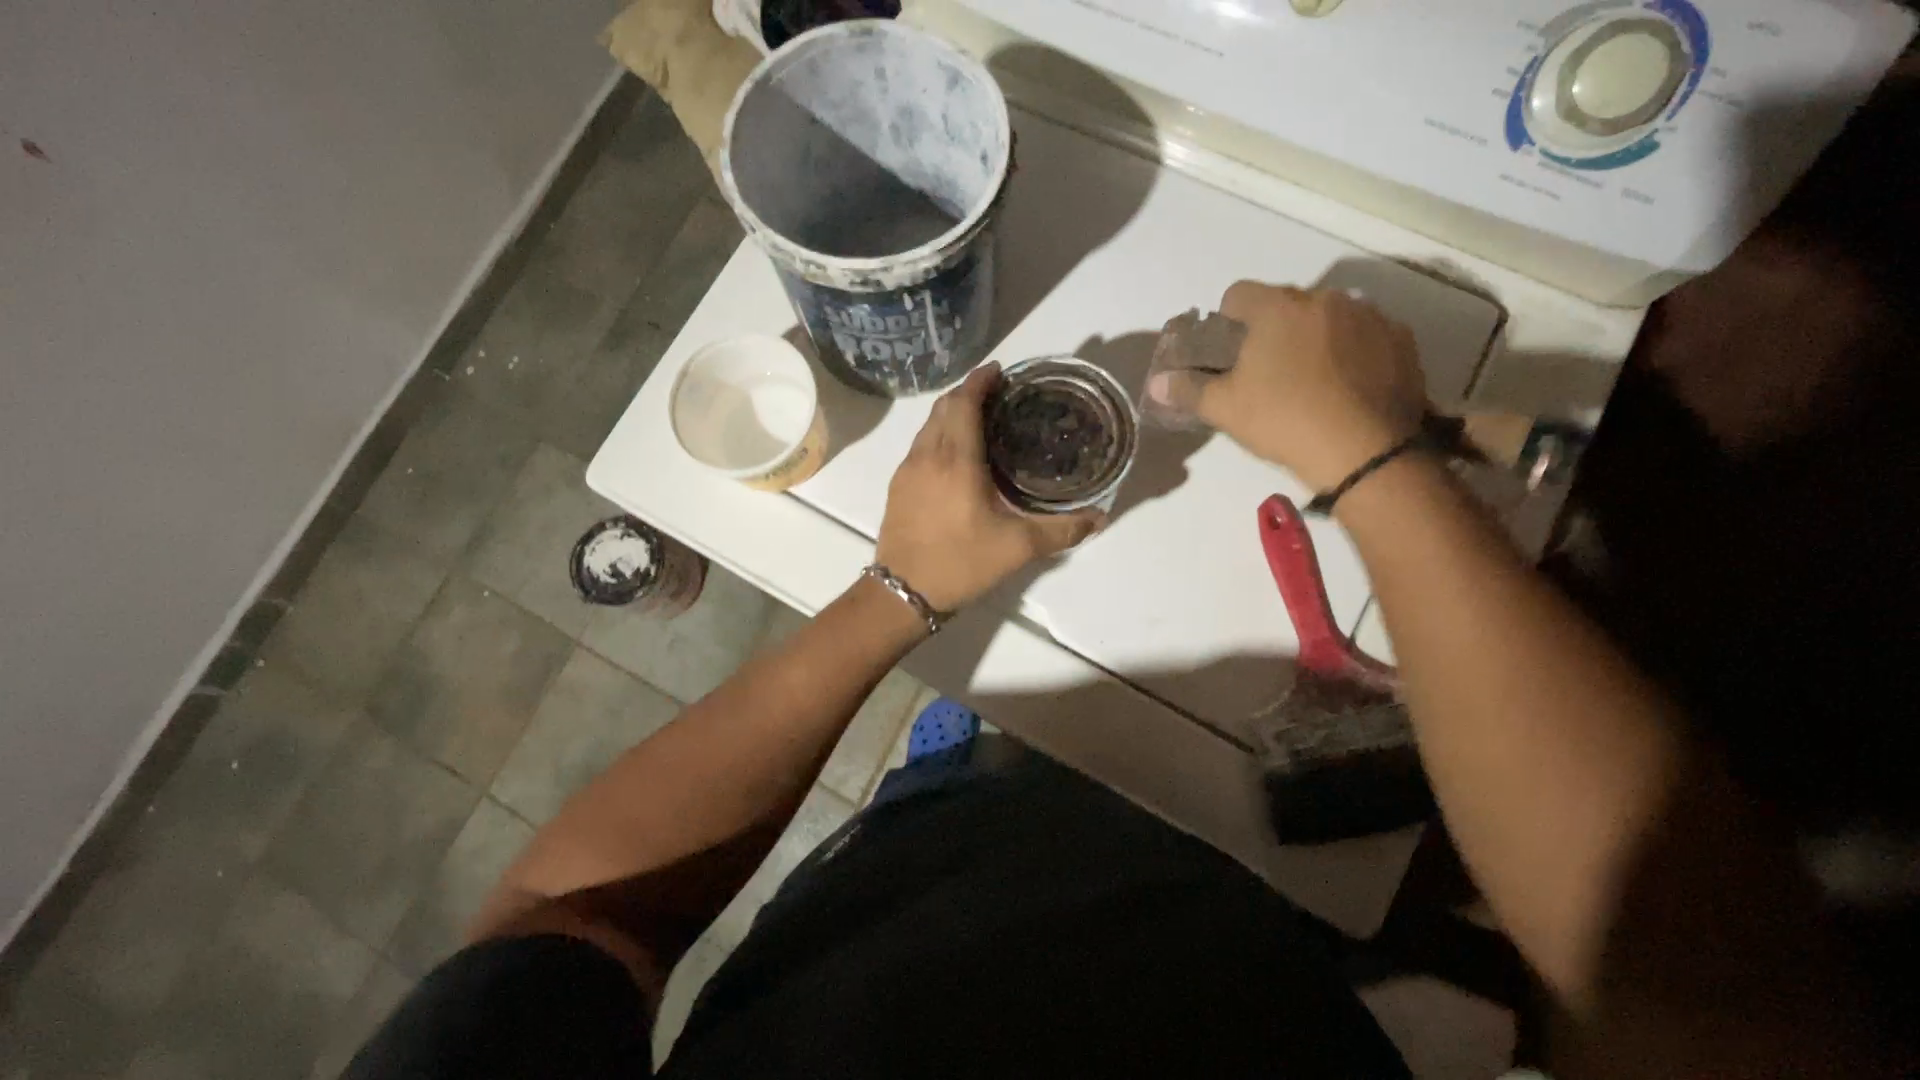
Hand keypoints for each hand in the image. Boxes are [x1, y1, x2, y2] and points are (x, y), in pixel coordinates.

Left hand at [875, 364, 1104, 611]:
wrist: (903, 593)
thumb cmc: (960, 563)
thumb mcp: (1018, 548)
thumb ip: (1061, 529)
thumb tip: (1100, 517)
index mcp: (956, 460)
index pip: (963, 402)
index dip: (980, 381)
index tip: (1000, 371)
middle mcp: (927, 456)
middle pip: (943, 407)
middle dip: (968, 392)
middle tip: (998, 393)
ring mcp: (907, 471)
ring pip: (928, 426)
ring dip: (951, 413)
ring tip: (980, 419)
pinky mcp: (897, 487)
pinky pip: (920, 446)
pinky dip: (939, 435)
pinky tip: (957, 454)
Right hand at [1149, 283, 1428, 490]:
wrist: (1367, 452)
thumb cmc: (1285, 422)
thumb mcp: (1227, 410)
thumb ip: (1189, 389)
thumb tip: (1157, 382)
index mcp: (1277, 308)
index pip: (1238, 293)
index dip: (1228, 320)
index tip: (1230, 353)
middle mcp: (1325, 299)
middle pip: (1287, 303)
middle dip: (1274, 329)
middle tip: (1269, 373)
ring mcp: (1369, 315)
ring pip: (1329, 317)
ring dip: (1316, 338)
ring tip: (1313, 382)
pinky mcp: (1401, 339)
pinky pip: (1367, 335)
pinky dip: (1355, 352)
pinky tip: (1349, 387)